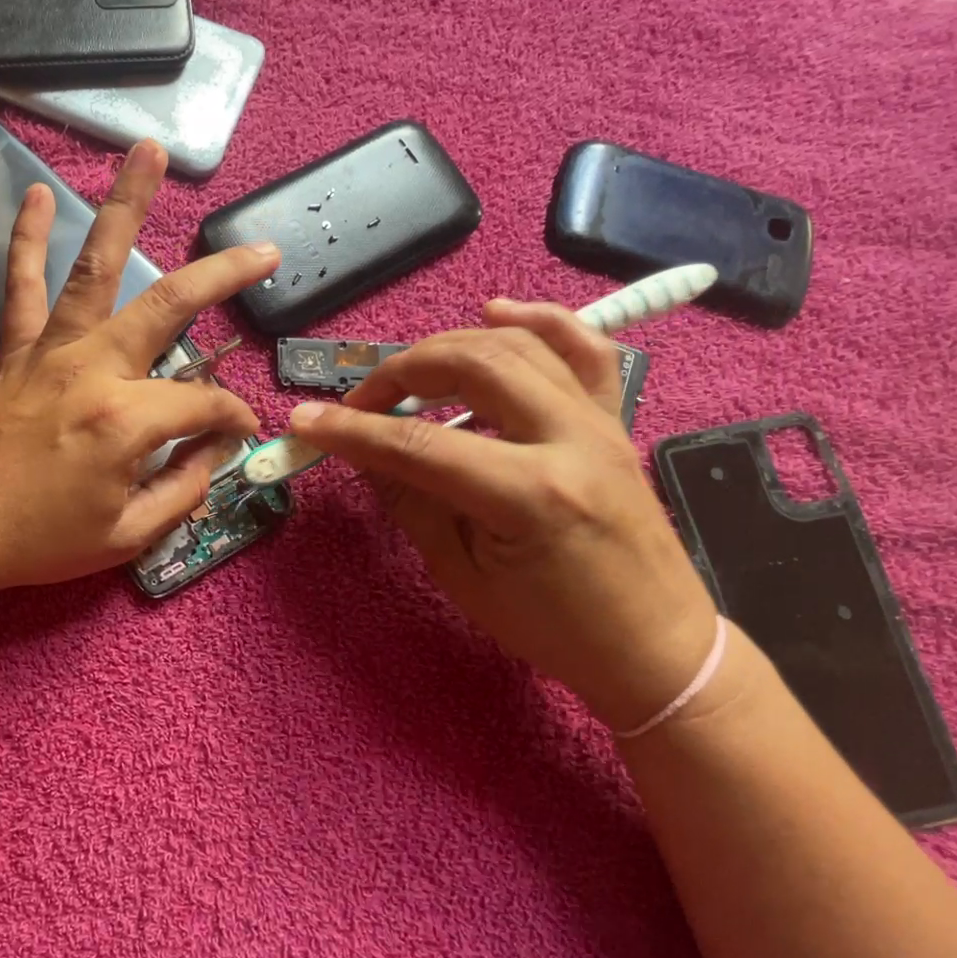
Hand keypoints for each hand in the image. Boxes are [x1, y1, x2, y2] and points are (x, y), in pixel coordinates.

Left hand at [0, 140, 280, 601]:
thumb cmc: (39, 543)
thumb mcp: (127, 537)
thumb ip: (182, 490)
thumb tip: (214, 450)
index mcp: (125, 421)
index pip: (204, 404)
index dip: (231, 419)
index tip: (238, 431)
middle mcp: (91, 370)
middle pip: (168, 305)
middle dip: (223, 275)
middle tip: (263, 251)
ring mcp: (49, 353)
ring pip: (94, 268)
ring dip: (124, 207)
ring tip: (147, 152)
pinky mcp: (14, 354)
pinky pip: (20, 288)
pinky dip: (27, 241)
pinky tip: (38, 197)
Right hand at [287, 300, 720, 731]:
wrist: (652, 646)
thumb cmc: (548, 625)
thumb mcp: (458, 573)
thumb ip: (409, 500)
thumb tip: (361, 452)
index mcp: (529, 496)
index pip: (418, 443)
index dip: (352, 430)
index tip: (304, 422)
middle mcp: (570, 441)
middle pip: (473, 367)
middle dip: (400, 372)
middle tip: (359, 403)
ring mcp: (601, 423)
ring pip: (519, 345)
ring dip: (450, 346)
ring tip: (406, 373)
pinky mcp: (614, 420)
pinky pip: (583, 349)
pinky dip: (538, 320)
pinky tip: (495, 311)